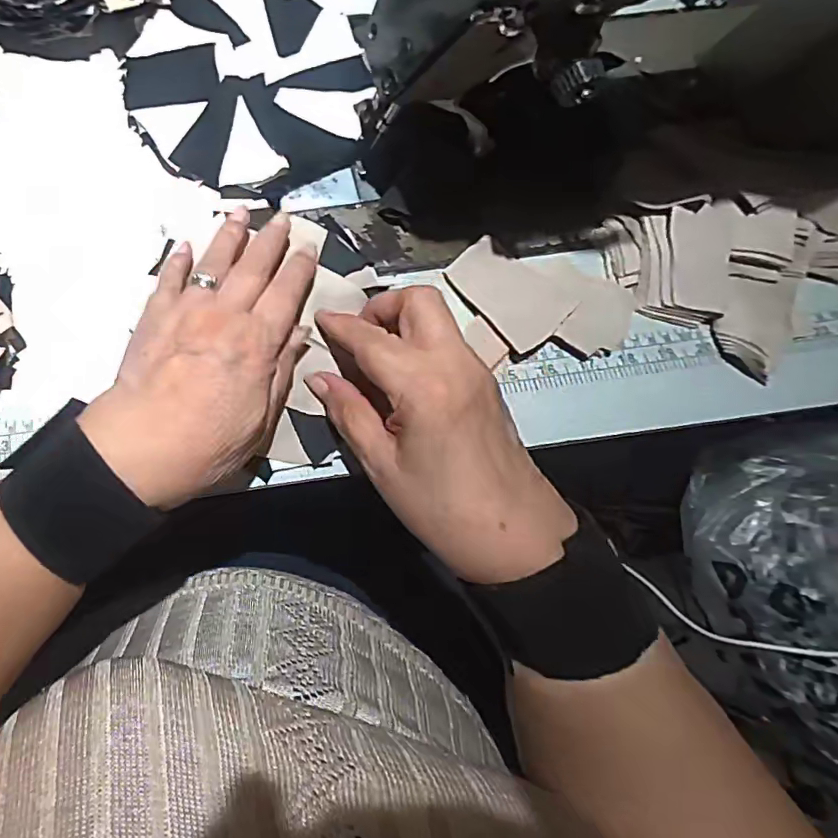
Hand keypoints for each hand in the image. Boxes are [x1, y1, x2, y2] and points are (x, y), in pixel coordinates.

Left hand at [78, 209, 316, 507]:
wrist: (141, 442)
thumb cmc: (206, 443)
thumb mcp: (261, 420)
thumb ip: (280, 372)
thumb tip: (298, 335)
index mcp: (257, 343)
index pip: (286, 294)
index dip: (299, 268)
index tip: (307, 248)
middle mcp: (225, 316)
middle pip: (253, 268)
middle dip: (270, 240)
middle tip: (282, 218)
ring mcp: (187, 311)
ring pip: (214, 262)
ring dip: (229, 235)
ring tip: (240, 213)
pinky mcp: (154, 316)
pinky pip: (169, 278)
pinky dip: (179, 260)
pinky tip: (185, 246)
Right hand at [310, 285, 576, 583]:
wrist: (520, 537)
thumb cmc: (443, 509)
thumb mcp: (381, 465)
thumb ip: (348, 413)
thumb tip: (321, 378)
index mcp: (423, 385)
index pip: (371, 337)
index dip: (338, 325)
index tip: (318, 319)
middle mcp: (454, 364)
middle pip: (417, 300)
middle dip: (379, 307)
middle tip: (354, 339)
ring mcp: (475, 369)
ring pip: (435, 315)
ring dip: (399, 322)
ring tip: (371, 361)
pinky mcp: (484, 381)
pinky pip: (444, 340)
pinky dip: (416, 341)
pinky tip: (396, 380)